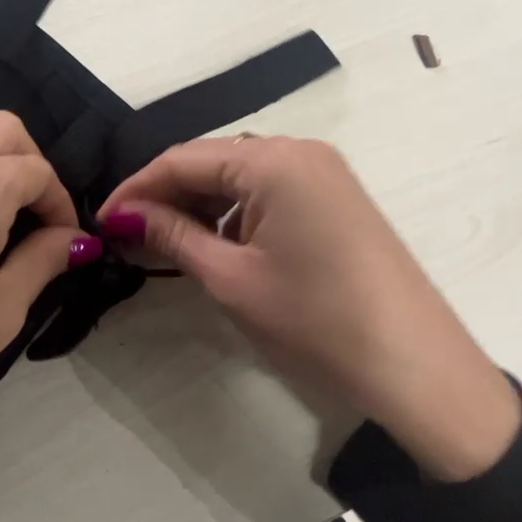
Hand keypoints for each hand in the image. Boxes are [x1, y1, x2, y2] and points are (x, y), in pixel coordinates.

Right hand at [99, 136, 521, 481]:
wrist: (420, 371)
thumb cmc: (317, 321)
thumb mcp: (231, 279)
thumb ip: (172, 235)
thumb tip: (123, 217)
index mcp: (273, 159)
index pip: (182, 159)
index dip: (136, 188)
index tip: (101, 221)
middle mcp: (299, 150)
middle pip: (211, 161)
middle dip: (165, 194)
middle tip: (126, 234)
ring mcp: (323, 172)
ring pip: (238, 175)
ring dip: (198, 204)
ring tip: (162, 241)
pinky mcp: (336, 197)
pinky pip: (268, 190)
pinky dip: (233, 212)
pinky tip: (213, 242)